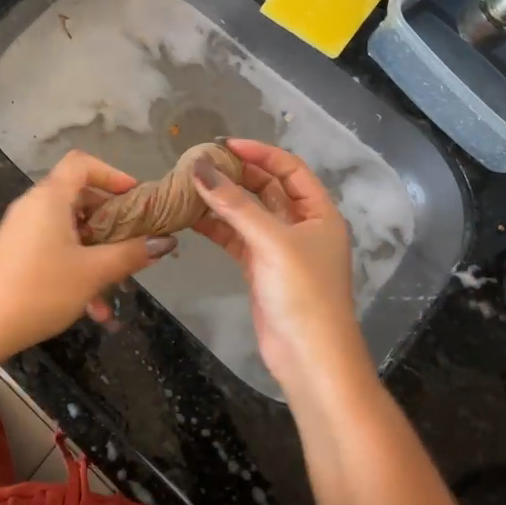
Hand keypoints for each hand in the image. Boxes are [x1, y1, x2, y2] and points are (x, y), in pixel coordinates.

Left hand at [0, 151, 176, 361]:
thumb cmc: (40, 289)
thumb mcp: (93, 272)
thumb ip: (131, 253)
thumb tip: (165, 241)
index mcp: (50, 196)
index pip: (82, 162)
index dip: (112, 174)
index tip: (136, 199)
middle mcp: (34, 205)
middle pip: (79, 197)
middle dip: (111, 222)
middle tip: (135, 244)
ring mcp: (22, 230)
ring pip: (70, 230)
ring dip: (97, 255)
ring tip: (118, 289)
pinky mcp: (16, 253)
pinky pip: (55, 249)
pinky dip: (77, 269)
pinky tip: (94, 310)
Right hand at [190, 139, 367, 390]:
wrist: (311, 360)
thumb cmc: (303, 294)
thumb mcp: (272, 243)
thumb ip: (234, 204)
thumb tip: (199, 167)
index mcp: (319, 213)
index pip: (289, 168)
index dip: (258, 152)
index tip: (222, 145)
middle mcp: (301, 225)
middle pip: (265, 188)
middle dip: (234, 174)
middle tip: (197, 164)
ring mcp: (279, 248)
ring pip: (247, 212)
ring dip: (220, 199)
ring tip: (187, 186)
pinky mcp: (260, 268)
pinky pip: (235, 236)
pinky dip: (214, 225)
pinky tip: (189, 217)